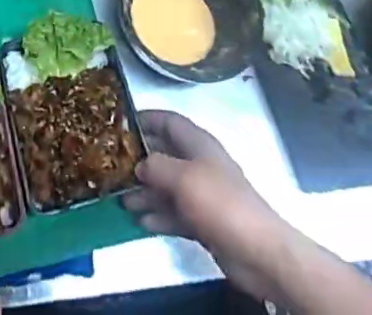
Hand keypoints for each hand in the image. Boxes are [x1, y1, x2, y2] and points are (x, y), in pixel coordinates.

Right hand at [122, 110, 292, 297]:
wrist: (259, 253)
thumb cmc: (219, 203)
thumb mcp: (181, 177)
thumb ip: (155, 165)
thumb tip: (141, 165)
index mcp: (198, 144)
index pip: (168, 121)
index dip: (145, 118)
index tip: (119, 123)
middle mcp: (199, 165)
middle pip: (164, 154)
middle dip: (139, 160)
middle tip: (112, 165)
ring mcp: (202, 195)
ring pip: (166, 187)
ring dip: (144, 192)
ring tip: (121, 199)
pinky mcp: (204, 221)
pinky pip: (174, 213)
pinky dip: (158, 216)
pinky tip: (140, 222)